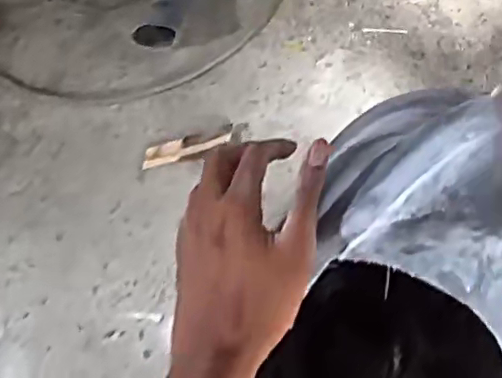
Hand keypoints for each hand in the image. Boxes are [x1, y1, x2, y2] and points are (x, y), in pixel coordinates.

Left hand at [168, 137, 329, 377]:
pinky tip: (230, 212)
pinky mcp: (182, 249)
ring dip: (227, 169)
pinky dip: (213, 192)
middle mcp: (207, 210)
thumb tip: (319, 149)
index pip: (253, 155)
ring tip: (252, 179)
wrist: (214, 359)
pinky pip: (195, 203)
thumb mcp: (296, 249)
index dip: (275, 146)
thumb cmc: (262, 306)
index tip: (292, 150)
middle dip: (246, 150)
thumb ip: (308, 194)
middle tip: (269, 157)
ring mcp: (190, 229)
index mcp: (236, 205)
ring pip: (203, 179)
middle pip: (219, 157)